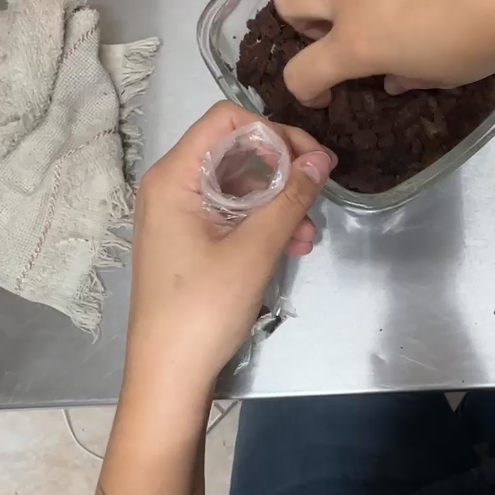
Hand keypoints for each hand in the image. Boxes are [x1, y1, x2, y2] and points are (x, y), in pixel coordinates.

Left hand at [123, 102, 335, 395]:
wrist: (169, 373)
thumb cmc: (204, 308)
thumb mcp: (255, 249)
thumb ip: (291, 197)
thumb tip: (324, 158)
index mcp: (174, 176)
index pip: (228, 120)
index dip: (274, 131)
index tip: (312, 159)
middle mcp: (172, 186)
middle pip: (236, 151)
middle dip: (282, 170)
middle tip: (318, 195)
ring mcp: (180, 214)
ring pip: (240, 185)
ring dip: (279, 201)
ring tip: (308, 236)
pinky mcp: (191, 239)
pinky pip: (234, 213)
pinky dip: (265, 222)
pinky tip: (293, 246)